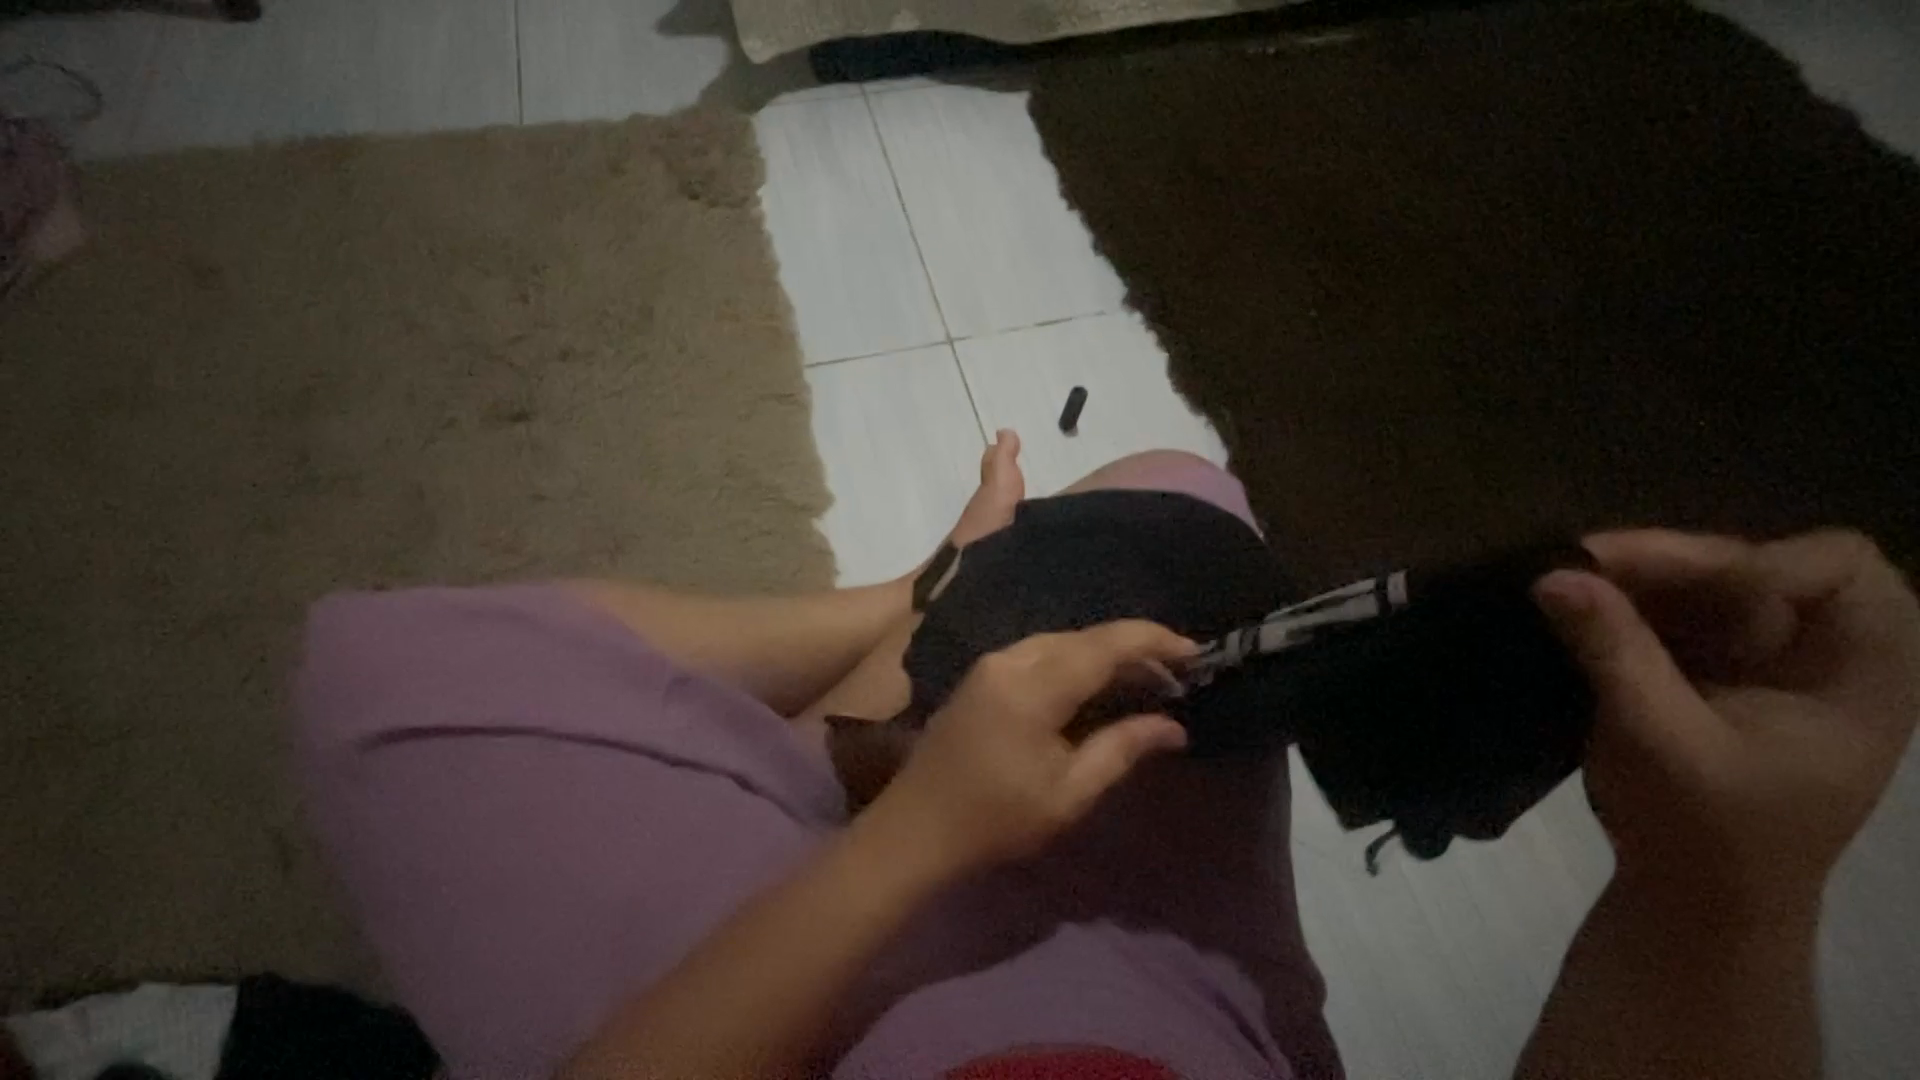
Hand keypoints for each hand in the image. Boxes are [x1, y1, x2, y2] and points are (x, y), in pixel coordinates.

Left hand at [867, 620, 1194, 877]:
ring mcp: (990, 664)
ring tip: (1146, 679)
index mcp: (1031, 687)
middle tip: (1177, 675)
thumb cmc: (995, 821)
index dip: (1152, 641)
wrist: (916, 829)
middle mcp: (1008, 660)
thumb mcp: (1068, 793)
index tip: (1195, 651)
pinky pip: (1039, 653)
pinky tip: (1097, 683)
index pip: (1103, 645)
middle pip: (1083, 638)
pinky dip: (1075, 661)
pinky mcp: (981, 675)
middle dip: (1133, 648)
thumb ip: (1122, 748)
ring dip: (1103, 654)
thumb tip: (1174, 726)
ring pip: (1061, 642)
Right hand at [1534, 529, 1919, 916]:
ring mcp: (1758, 657)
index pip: (1837, 568)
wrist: (1697, 898)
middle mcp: (1817, 650)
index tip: (1668, 589)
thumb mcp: (1659, 739)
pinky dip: (1619, 603)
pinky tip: (1572, 607)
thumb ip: (1613, 651)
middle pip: (1752, 564)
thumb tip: (1552, 574)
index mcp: (1860, 672)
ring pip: (1699, 582)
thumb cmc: (1706, 831)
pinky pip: (1665, 612)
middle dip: (1667, 561)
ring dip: (1632, 578)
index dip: (1757, 564)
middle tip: (1575, 562)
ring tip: (1563, 581)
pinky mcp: (1704, 667)